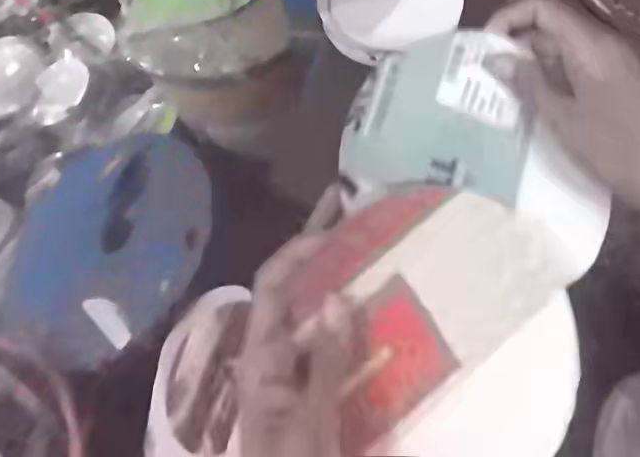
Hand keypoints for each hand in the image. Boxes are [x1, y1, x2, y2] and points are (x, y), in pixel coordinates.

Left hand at [237, 191, 358, 456]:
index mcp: (261, 359)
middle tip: (354, 211)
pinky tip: (379, 310)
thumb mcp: (312, 427)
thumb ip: (323, 362)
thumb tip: (335, 293)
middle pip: (293, 289)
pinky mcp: (314, 394)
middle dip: (320, 249)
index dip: (300, 248)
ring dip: (339, 278)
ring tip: (373, 247)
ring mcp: (294, 375)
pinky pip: (331, 345)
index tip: (334, 220)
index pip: (273, 284)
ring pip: (314, 313)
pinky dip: (351, 320)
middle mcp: (273, 357)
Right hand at [489, 0, 639, 296]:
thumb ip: (528, 83)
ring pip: (558, 46)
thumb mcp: (563, 119)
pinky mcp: (613, 80)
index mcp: (589, 45)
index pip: (540, 7)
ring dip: (529, 60)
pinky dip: (548, 74)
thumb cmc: (618, 151)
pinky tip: (531, 99)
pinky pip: (572, 64)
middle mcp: (600, 44)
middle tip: (485, 69)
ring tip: (501, 86)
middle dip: (513, 41)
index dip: (508, 16)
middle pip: (548, 24)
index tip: (485, 44)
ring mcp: (609, 62)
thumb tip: (493, 58)